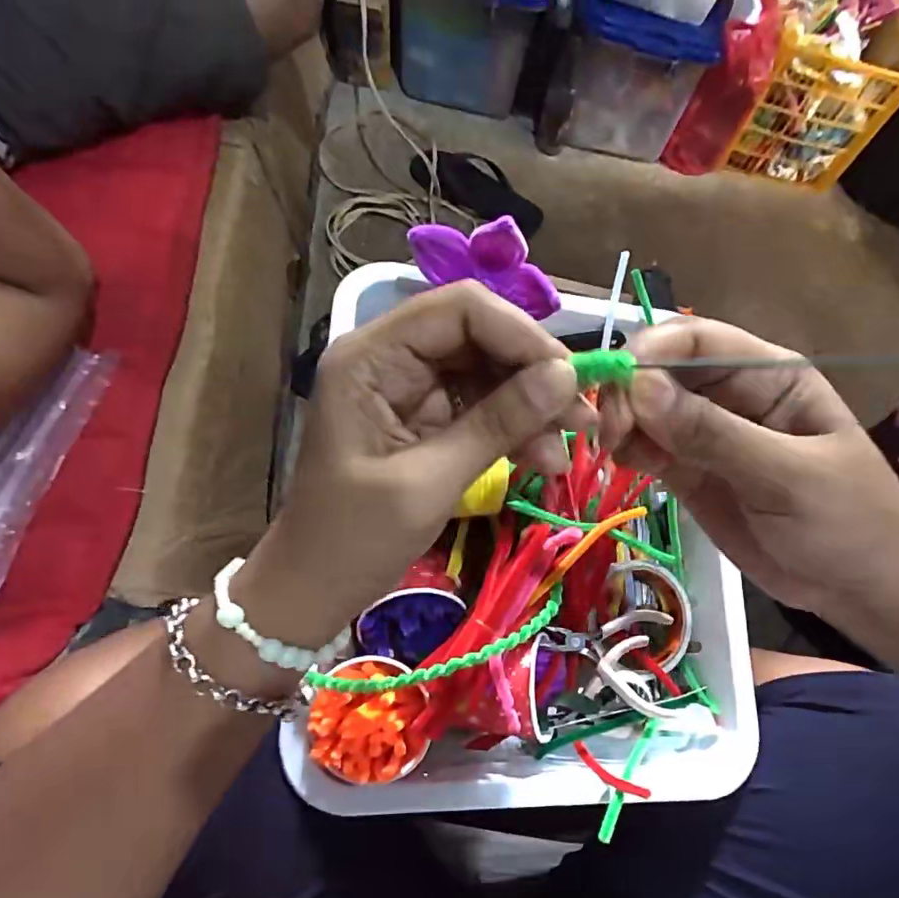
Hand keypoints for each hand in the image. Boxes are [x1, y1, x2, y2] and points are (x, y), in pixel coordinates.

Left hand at [239, 282, 591, 642]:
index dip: (521, 335)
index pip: (460, 310)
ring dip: (532, 408)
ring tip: (566, 451)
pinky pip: (483, 409)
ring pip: (489, 374)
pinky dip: (516, 431)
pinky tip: (543, 460)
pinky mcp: (427, 422)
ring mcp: (411, 391)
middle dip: (534, 375)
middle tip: (582, 418)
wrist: (316, 587)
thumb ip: (496, 424)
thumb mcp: (429, 482)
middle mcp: (392, 359)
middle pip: (480, 338)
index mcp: (372, 358)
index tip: (569, 379)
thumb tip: (566, 378)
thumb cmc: (354, 539)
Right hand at [603, 318, 898, 614]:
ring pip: (649, 412)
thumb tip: (640, 387)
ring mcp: (710, 438)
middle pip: (664, 373)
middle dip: (630, 391)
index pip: (700, 341)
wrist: (862, 590)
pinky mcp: (693, 476)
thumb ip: (714, 434)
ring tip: (610, 451)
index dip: (654, 351)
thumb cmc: (847, 523)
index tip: (619, 383)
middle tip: (608, 431)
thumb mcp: (786, 476)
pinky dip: (628, 451)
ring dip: (622, 422)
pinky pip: (651, 451)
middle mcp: (734, 397)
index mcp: (770, 376)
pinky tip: (619, 462)